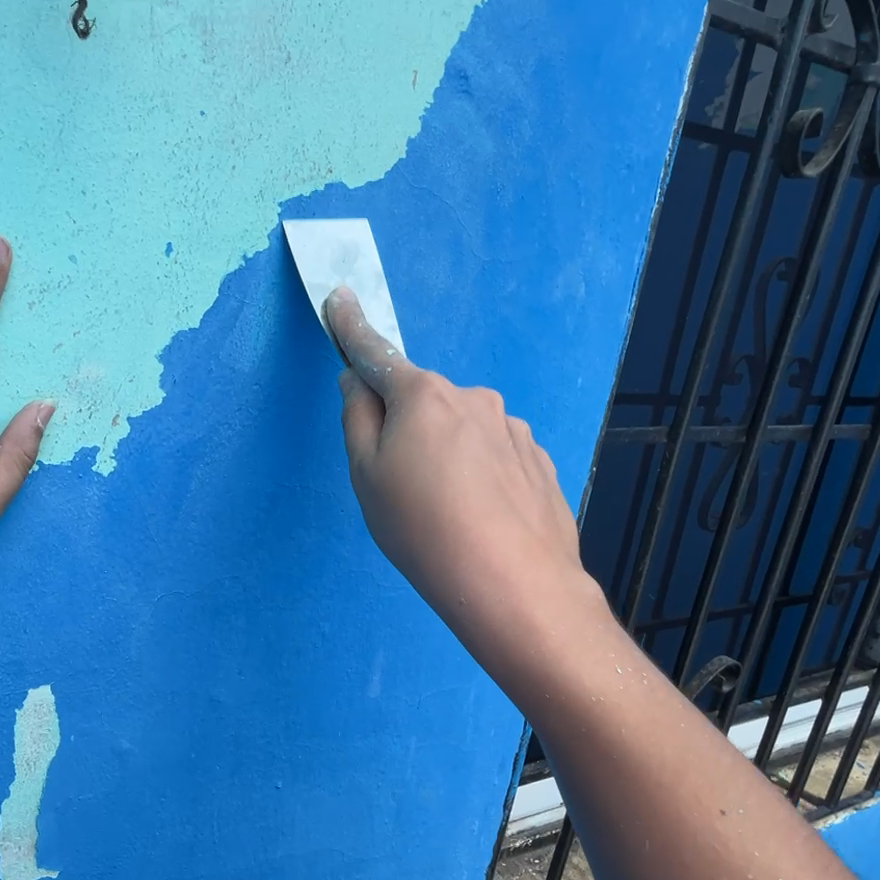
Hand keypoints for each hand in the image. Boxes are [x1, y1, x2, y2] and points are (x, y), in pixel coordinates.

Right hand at [325, 287, 608, 676]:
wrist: (514, 584)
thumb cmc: (421, 528)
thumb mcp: (366, 478)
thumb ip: (357, 421)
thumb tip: (358, 383)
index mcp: (423, 396)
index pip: (375, 354)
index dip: (351, 328)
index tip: (340, 296)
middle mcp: (473, 398)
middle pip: (423, 402)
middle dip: (406, 428)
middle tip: (402, 488)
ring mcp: (512, 428)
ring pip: (462, 431)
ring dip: (448, 455)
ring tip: (449, 514)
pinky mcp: (539, 460)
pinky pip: (493, 456)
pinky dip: (480, 476)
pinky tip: (482, 518)